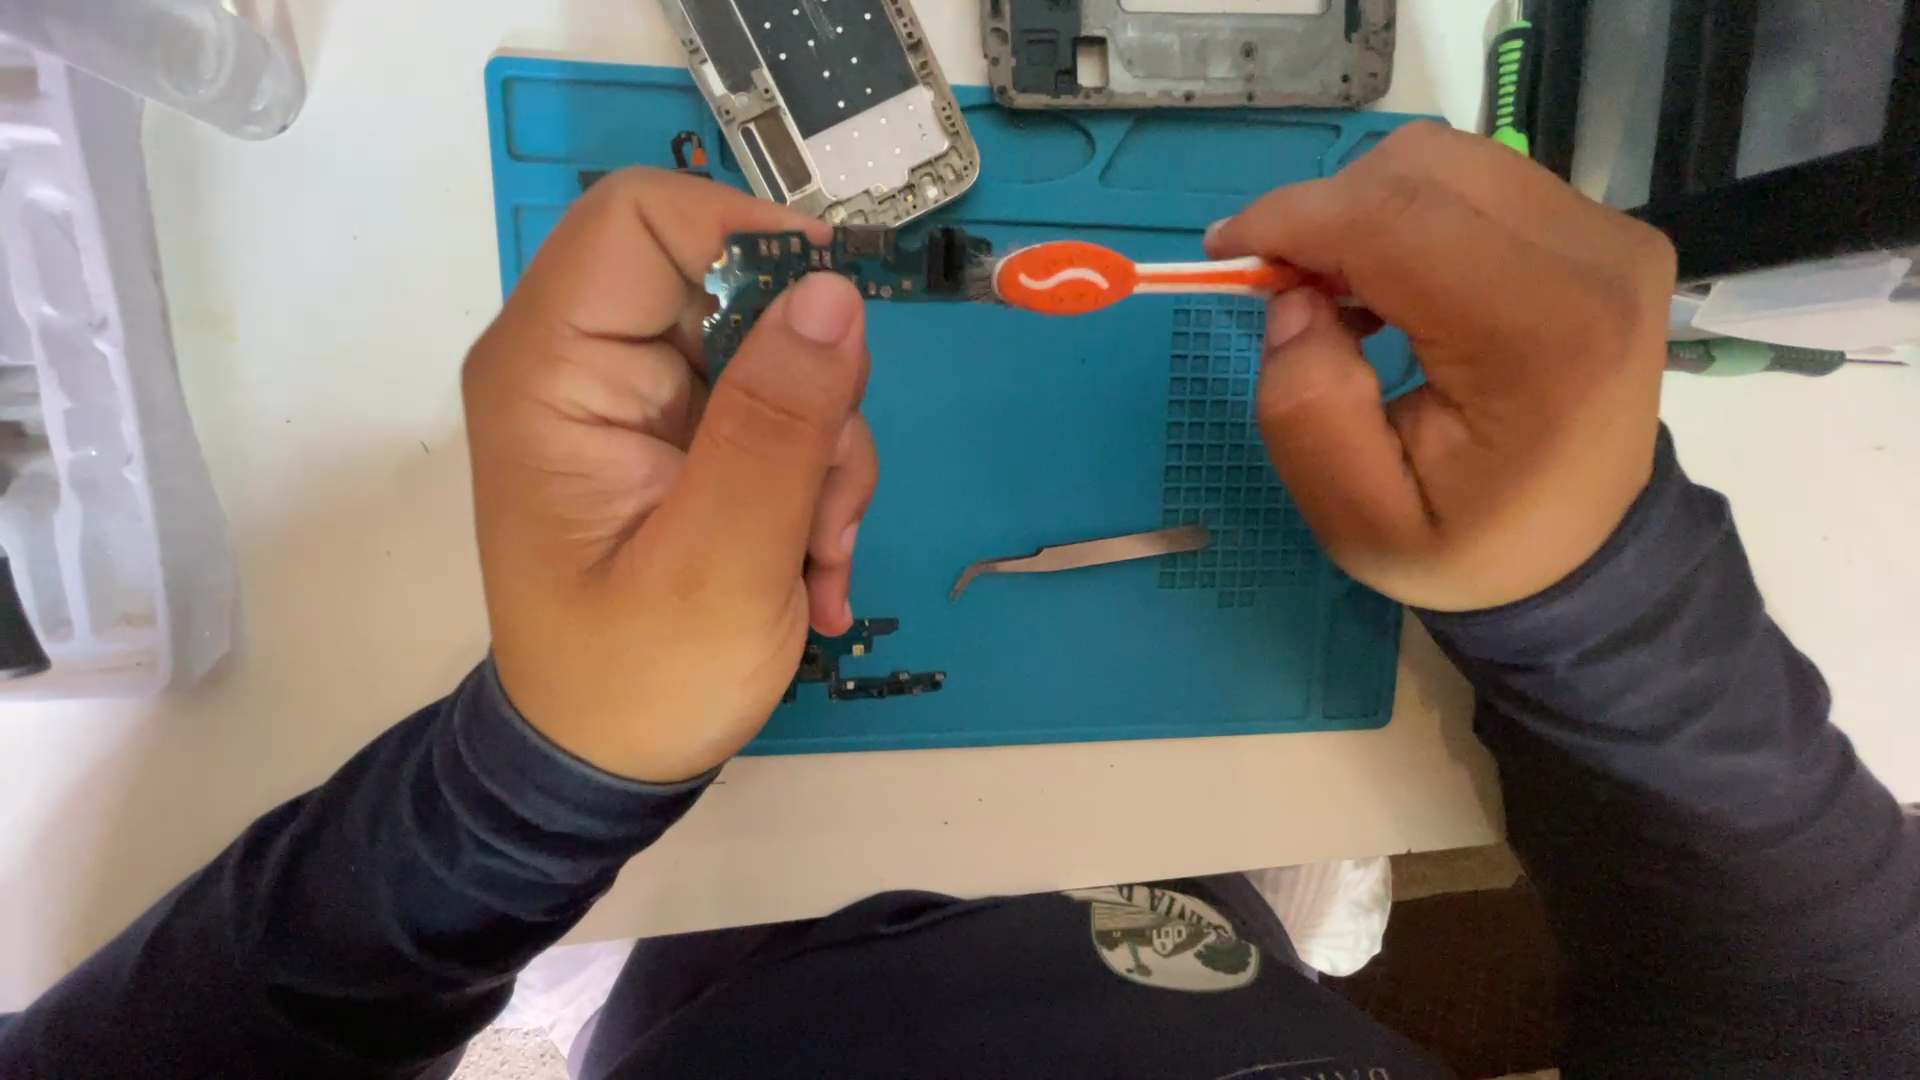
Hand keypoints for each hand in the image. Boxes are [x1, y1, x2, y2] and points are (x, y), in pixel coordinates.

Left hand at [463, 170, 875, 781]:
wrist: (619, 759)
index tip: (840, 316)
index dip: (752, 237)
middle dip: (812, 396)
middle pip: (738, 298)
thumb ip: (778, 424)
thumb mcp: (725, 559)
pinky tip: (815, 568)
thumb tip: (833, 293)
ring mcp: (654, 412)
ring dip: (826, 461)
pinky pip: (786, 424)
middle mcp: (599, 371)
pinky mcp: (696, 448)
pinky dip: (818, 490)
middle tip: (827, 497)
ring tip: (817, 556)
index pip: (645, 219)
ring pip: (783, 368)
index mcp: (558, 372)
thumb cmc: (645, 678)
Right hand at [1207, 123, 1675, 611]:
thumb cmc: (1461, 546)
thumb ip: (1306, 412)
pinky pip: (1470, 185)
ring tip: (1327, 294)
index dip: (1290, 218)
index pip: (1394, 221)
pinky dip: (1397, 219)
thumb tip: (1290, 301)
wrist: (1574, 555)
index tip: (1222, 249)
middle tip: (1276, 288)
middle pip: (1419, 169)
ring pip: (1443, 163)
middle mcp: (1592, 261)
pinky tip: (1379, 288)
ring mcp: (1606, 238)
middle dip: (1320, 213)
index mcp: (1537, 339)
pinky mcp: (1595, 235)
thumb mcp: (1357, 520)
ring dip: (1357, 214)